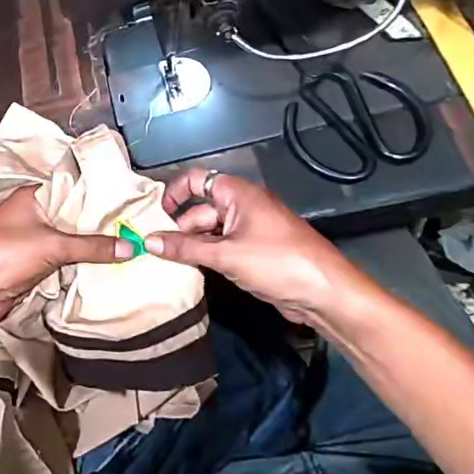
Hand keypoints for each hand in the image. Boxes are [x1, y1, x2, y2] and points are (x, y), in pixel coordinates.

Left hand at [0, 186, 132, 321]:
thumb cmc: (4, 255)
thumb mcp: (54, 246)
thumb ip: (93, 246)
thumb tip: (130, 247)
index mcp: (31, 196)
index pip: (71, 187)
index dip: (97, 194)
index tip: (126, 201)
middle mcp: (31, 213)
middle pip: (72, 215)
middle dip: (97, 223)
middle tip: (132, 225)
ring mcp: (31, 238)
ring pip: (68, 237)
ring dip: (89, 243)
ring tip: (125, 242)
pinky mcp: (32, 262)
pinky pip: (63, 256)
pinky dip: (79, 259)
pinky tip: (103, 261)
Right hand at [143, 170, 354, 322]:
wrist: (324, 292)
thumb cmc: (277, 263)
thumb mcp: (226, 255)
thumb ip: (185, 248)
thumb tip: (149, 241)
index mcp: (239, 194)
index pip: (197, 180)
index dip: (175, 193)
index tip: (155, 215)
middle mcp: (244, 207)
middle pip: (201, 210)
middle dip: (179, 228)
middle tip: (155, 250)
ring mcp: (250, 230)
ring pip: (211, 232)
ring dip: (192, 246)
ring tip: (167, 264)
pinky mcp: (255, 252)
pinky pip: (223, 248)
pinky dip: (207, 257)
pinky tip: (191, 271)